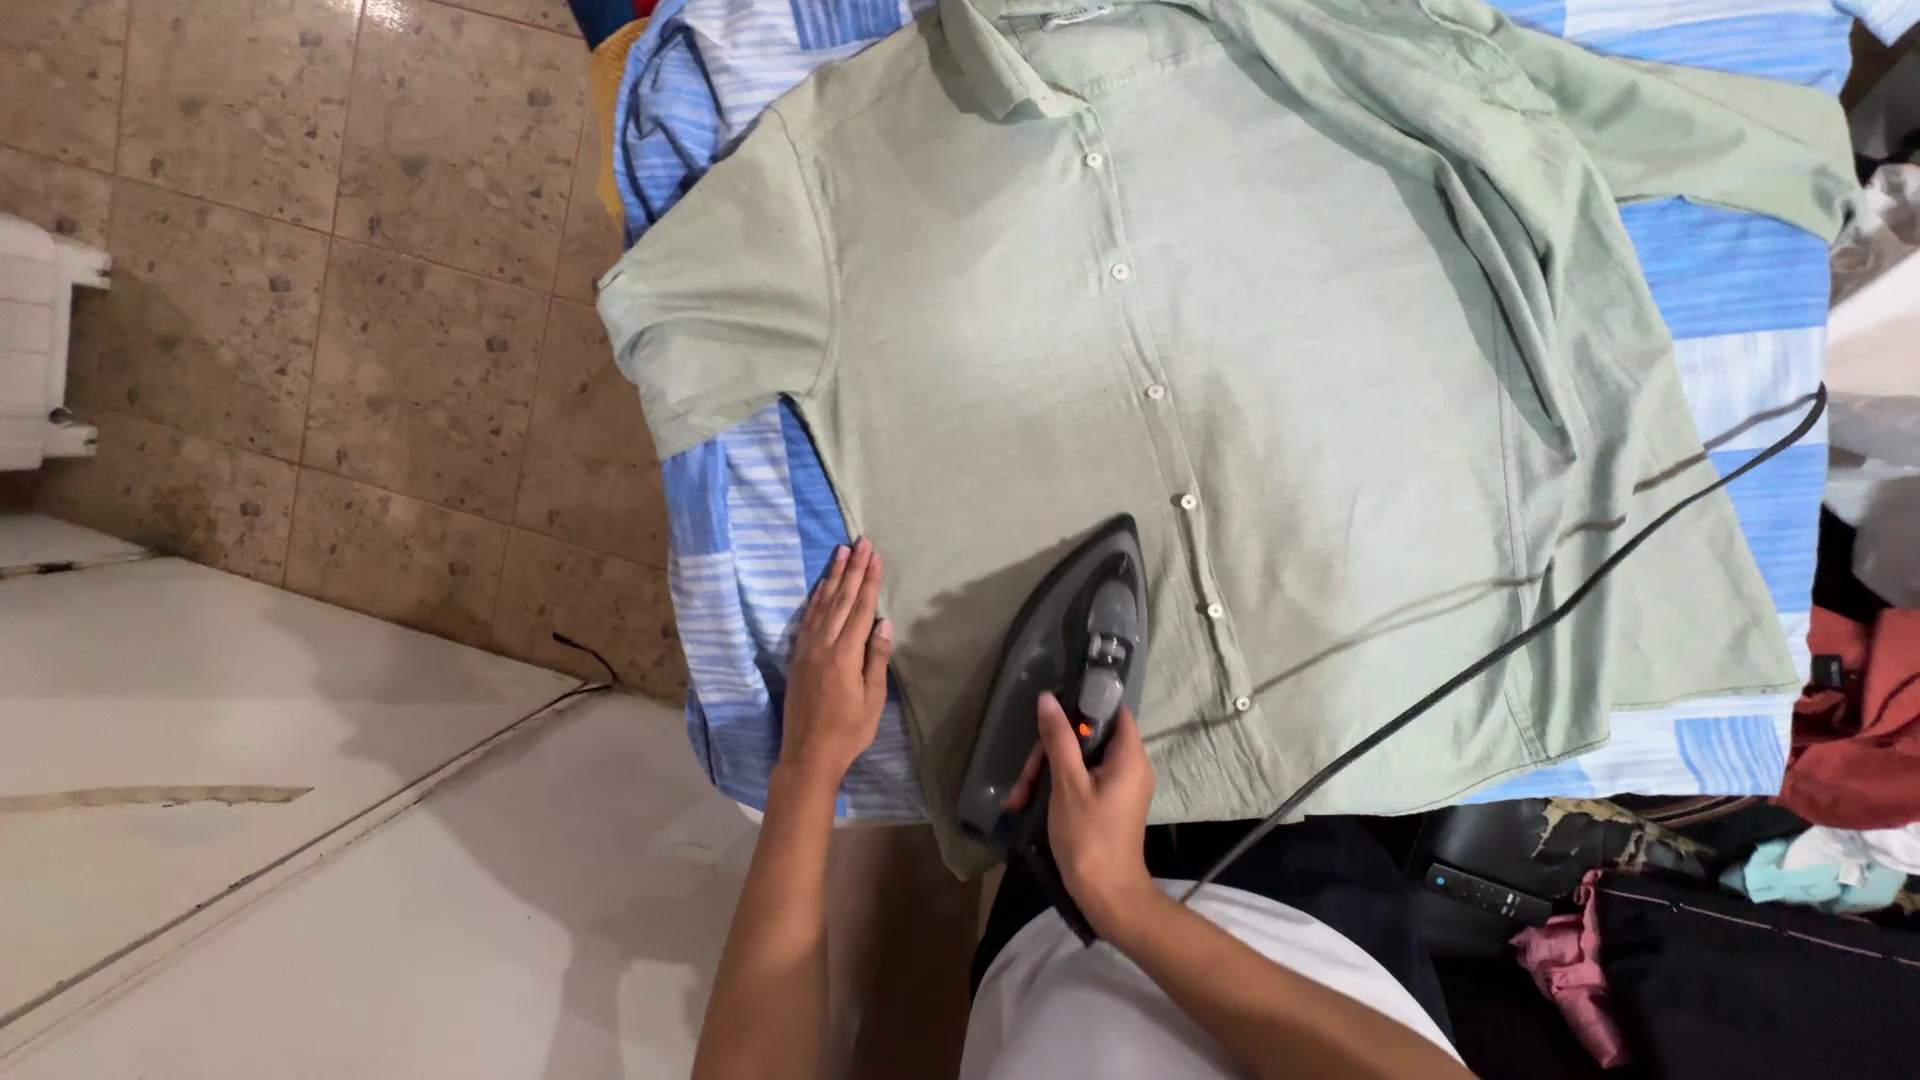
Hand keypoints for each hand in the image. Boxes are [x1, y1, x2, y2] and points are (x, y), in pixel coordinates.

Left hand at [780, 538, 892, 785]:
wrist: (808, 755)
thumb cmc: (848, 732)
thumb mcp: (872, 700)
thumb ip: (876, 660)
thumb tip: (884, 623)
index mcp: (844, 656)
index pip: (860, 610)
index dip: (869, 582)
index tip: (875, 556)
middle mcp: (822, 646)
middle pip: (840, 600)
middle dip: (853, 570)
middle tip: (861, 543)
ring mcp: (806, 650)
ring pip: (822, 604)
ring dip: (833, 577)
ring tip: (841, 552)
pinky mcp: (797, 657)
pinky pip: (807, 619)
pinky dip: (815, 599)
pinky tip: (821, 587)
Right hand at [1004, 693, 1158, 936]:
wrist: (1107, 896)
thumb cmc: (1089, 836)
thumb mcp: (1067, 784)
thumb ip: (1058, 739)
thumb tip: (1048, 699)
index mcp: (1129, 756)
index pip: (1113, 711)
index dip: (1084, 706)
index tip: (1052, 715)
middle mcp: (1130, 767)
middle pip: (1089, 738)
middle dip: (1052, 751)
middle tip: (1027, 776)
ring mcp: (1120, 787)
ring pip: (1080, 761)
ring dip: (1046, 774)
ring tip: (1019, 798)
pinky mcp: (1109, 804)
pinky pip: (1082, 781)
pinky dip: (1056, 789)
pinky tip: (1026, 806)